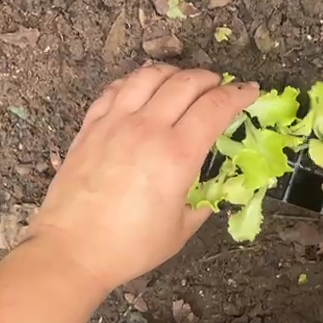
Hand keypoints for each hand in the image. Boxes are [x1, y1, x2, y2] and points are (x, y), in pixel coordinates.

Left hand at [26, 65, 257, 294]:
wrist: (72, 249)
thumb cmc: (128, 246)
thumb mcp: (180, 229)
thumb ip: (201, 202)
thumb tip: (211, 190)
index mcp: (177, 154)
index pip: (215, 107)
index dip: (238, 94)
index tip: (250, 91)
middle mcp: (147, 129)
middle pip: (185, 83)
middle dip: (209, 79)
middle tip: (219, 87)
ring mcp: (115, 123)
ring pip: (148, 76)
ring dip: (172, 73)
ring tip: (182, 81)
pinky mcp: (90, 127)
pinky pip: (115, 89)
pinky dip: (135, 81)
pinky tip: (141, 88)